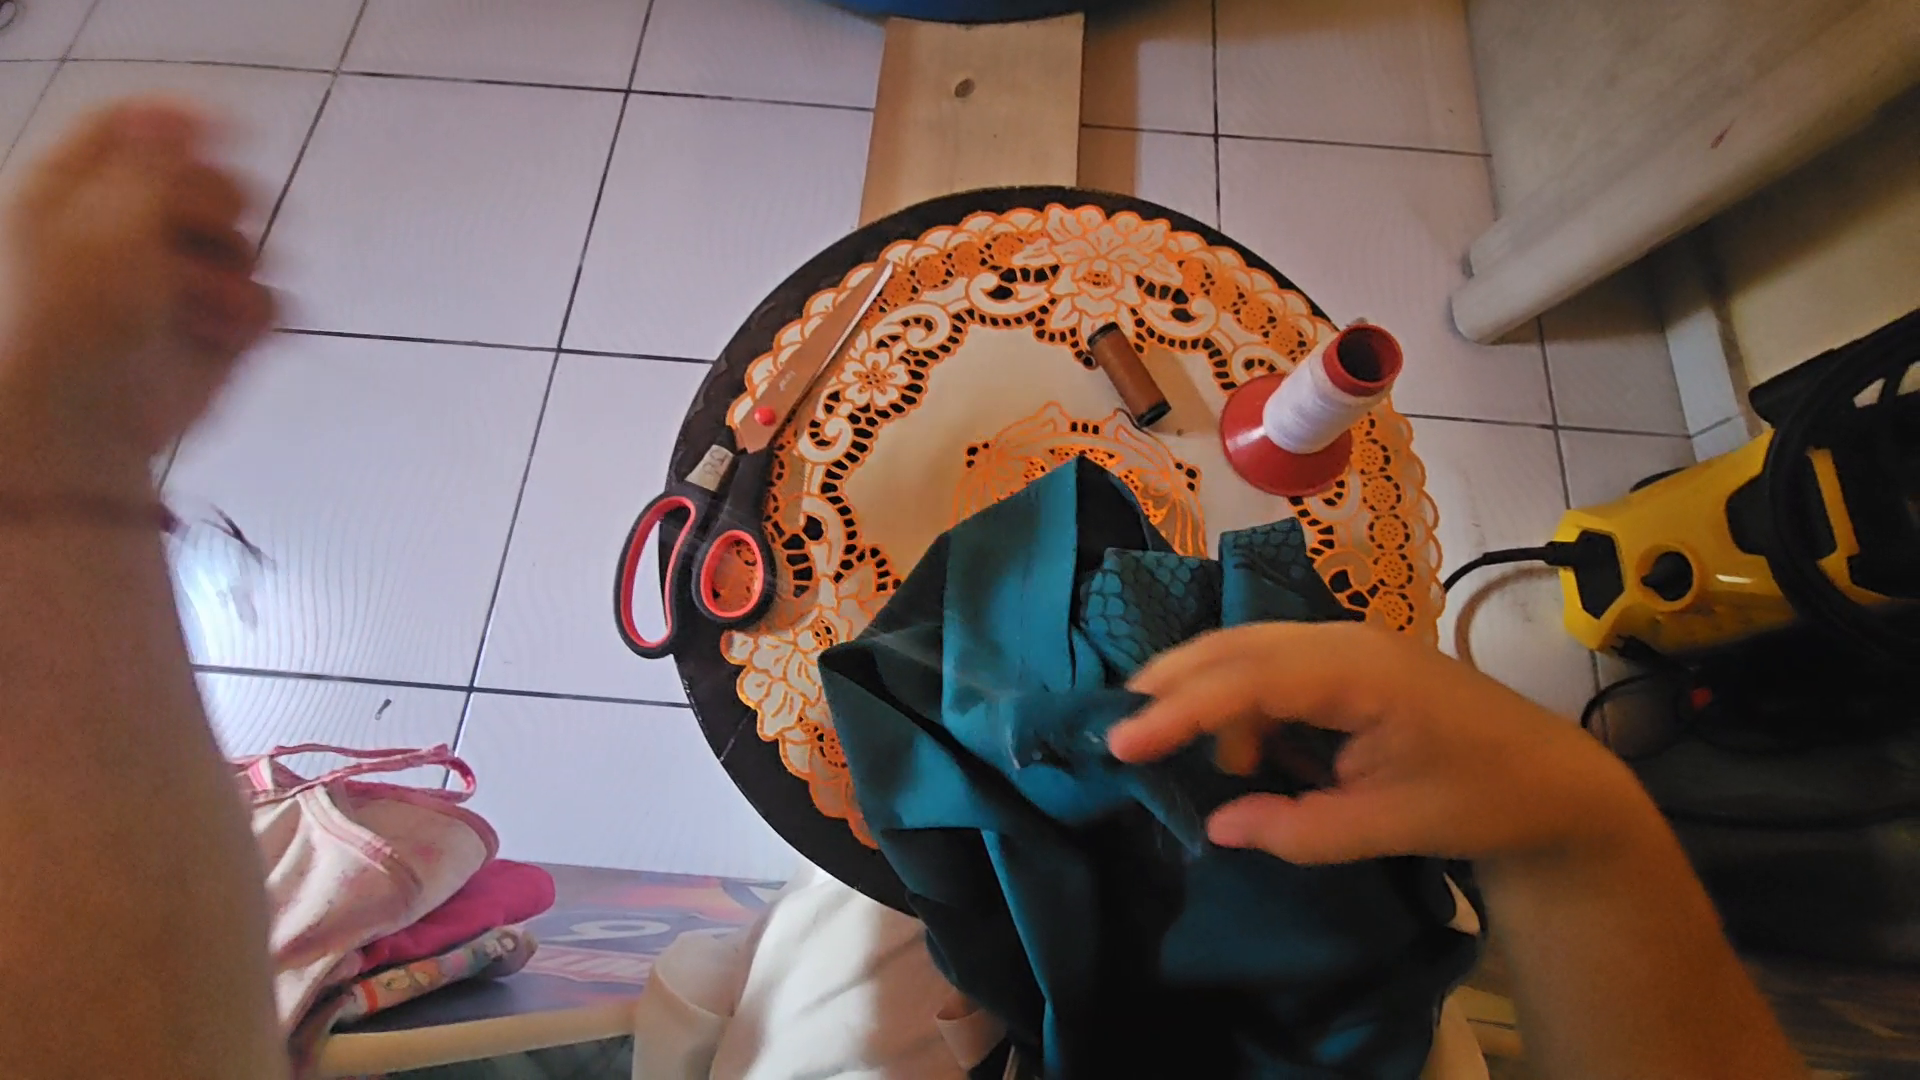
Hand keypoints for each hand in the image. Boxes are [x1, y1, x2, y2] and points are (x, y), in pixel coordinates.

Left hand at [0, 98, 272, 484]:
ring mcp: (187, 278)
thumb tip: (183, 111)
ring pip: (253, 249)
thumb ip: (151, 167)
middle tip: (193, 239)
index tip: (235, 131)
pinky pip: (272, 301)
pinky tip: (224, 338)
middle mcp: (137, 229)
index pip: (137, 130)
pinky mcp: (227, 324)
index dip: (186, 125)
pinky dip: (254, 320)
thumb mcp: (106, 227)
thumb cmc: (80, 314)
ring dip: (235, 279)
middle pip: (211, 188)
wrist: (96, 414)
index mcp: (83, 191)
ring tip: (198, 308)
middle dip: (219, 216)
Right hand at [1107, 622, 1661, 867]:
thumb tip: (1216, 827)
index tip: (1123, 741)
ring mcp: (1340, 641)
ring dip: (1205, 693)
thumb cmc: (1480, 800)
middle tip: (1123, 723)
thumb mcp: (1388, 825)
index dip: (1178, 709)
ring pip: (1243, 649)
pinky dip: (1239, 702)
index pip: (1245, 680)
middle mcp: (1339, 639)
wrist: (1557, 780)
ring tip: (1185, 747)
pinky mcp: (1340, 657)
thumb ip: (1296, 829)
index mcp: (1357, 672)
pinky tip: (1244, 747)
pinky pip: (1267, 665)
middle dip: (1172, 680)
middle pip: (1232, 645)